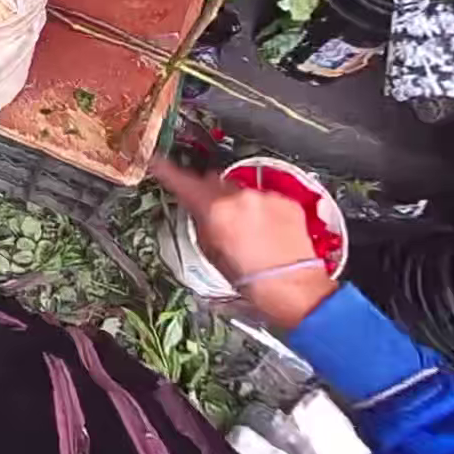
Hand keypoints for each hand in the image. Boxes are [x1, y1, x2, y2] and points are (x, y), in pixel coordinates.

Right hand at [150, 157, 336, 329]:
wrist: (295, 289)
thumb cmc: (254, 282)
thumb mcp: (213, 256)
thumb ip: (202, 225)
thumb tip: (199, 212)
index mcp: (216, 211)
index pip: (183, 182)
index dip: (167, 172)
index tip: (159, 163)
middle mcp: (240, 197)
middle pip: (214, 183)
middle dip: (209, 195)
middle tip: (212, 216)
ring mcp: (265, 196)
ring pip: (241, 191)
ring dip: (238, 205)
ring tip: (246, 233)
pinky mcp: (285, 201)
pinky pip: (264, 198)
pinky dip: (261, 210)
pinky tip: (265, 232)